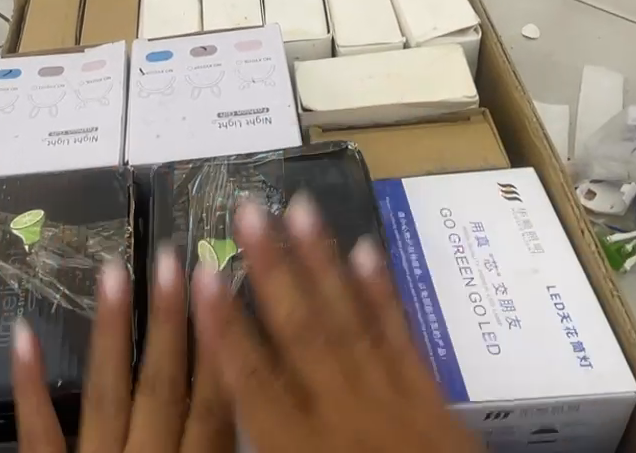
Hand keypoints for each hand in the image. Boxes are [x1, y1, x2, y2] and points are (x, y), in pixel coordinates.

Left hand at [12, 247, 233, 452]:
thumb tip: (237, 391)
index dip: (219, 343)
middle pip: (160, 386)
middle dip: (166, 319)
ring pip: (105, 393)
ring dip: (110, 329)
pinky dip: (30, 382)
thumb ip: (218, 450)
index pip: (212, 407)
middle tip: (170, 256)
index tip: (222, 282)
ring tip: (112, 269)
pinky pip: (38, 430)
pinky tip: (25, 331)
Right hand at [190, 195, 478, 452]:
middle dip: (272, 266)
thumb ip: (264, 452)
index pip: (252, 379)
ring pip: (350, 321)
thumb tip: (220, 414)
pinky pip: (404, 339)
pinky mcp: (434, 403)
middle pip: (301, 331)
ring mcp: (393, 403)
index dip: (222, 324)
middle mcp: (345, 418)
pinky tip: (367, 248)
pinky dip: (384, 294)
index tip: (201, 270)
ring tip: (301, 207)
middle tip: (250, 207)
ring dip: (322, 261)